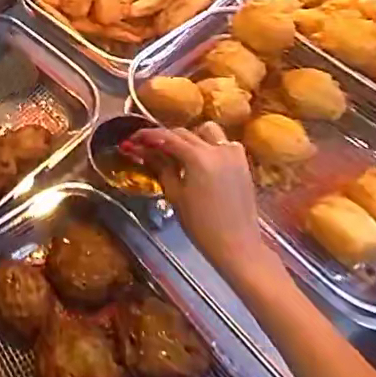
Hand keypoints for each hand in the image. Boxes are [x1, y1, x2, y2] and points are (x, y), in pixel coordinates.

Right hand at [125, 127, 279, 278]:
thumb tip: (143, 150)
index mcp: (198, 157)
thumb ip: (160, 166)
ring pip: (207, 132)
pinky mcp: (243, 163)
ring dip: (190, 136)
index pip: (166, 137)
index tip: (133, 139)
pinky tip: (201, 160)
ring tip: (178, 151)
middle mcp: (217, 149)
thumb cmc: (200, 224)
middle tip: (148, 147)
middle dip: (164, 137)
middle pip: (184, 133)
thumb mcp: (175, 193)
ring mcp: (233, 154)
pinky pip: (223, 143)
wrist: (237, 245)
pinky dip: (210, 145)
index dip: (147, 135)